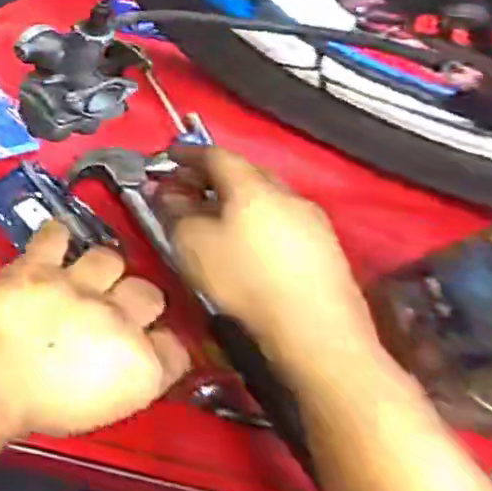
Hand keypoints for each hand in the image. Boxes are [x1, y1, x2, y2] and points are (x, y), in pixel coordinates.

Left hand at [0, 220, 189, 437]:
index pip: (175, 347)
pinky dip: (57, 234)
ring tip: (89, 271)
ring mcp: (78, 285)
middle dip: (137, 296)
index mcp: (141, 366)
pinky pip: (56, 235)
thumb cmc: (43, 405)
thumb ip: (124, 376)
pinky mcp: (40, 264)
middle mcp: (118, 319)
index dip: (162, 342)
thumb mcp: (103, 407)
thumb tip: (123, 358)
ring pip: (109, 257)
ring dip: (102, 265)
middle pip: (149, 293)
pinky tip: (57, 238)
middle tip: (118, 302)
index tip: (147, 339)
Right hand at [160, 146, 377, 370]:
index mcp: (253, 185)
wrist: (319, 337)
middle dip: (210, 176)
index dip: (185, 153)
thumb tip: (168, 193)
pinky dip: (255, 220)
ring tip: (211, 216)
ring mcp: (313, 222)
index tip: (165, 159)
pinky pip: (280, 221)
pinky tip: (243, 242)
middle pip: (243, 172)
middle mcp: (287, 194)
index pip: (214, 154)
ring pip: (264, 197)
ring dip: (234, 199)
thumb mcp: (191, 242)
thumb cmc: (245, 279)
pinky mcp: (326, 251)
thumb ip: (174, 210)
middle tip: (184, 188)